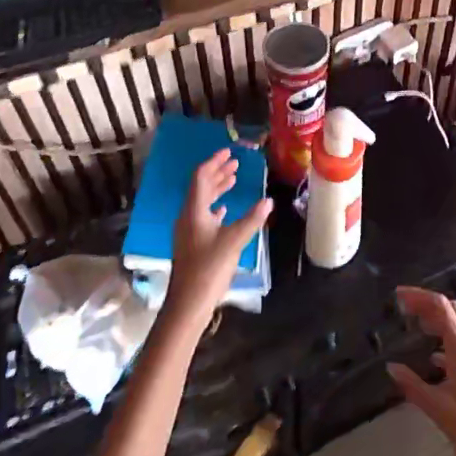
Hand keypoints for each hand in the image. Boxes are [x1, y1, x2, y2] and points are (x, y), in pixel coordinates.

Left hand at [166, 149, 272, 324]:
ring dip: (217, 188)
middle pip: (201, 186)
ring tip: (234, 179)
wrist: (188, 303)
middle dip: (218, 172)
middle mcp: (188, 215)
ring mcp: (188, 229)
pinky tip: (224, 210)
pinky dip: (215, 207)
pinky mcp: (192, 242)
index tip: (229, 152)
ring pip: (202, 200)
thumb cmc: (209, 269)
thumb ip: (251, 220)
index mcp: (194, 210)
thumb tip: (268, 200)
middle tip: (235, 162)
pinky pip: (203, 215)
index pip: (201, 176)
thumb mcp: (234, 242)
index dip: (214, 162)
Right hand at [387, 286, 455, 455]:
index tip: (398, 296)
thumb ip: (411, 383)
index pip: (441, 307)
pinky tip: (433, 355)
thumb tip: (391, 367)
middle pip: (452, 309)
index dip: (419, 296)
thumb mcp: (435, 405)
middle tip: (405, 306)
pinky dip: (446, 337)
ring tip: (417, 324)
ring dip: (438, 317)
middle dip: (428, 302)